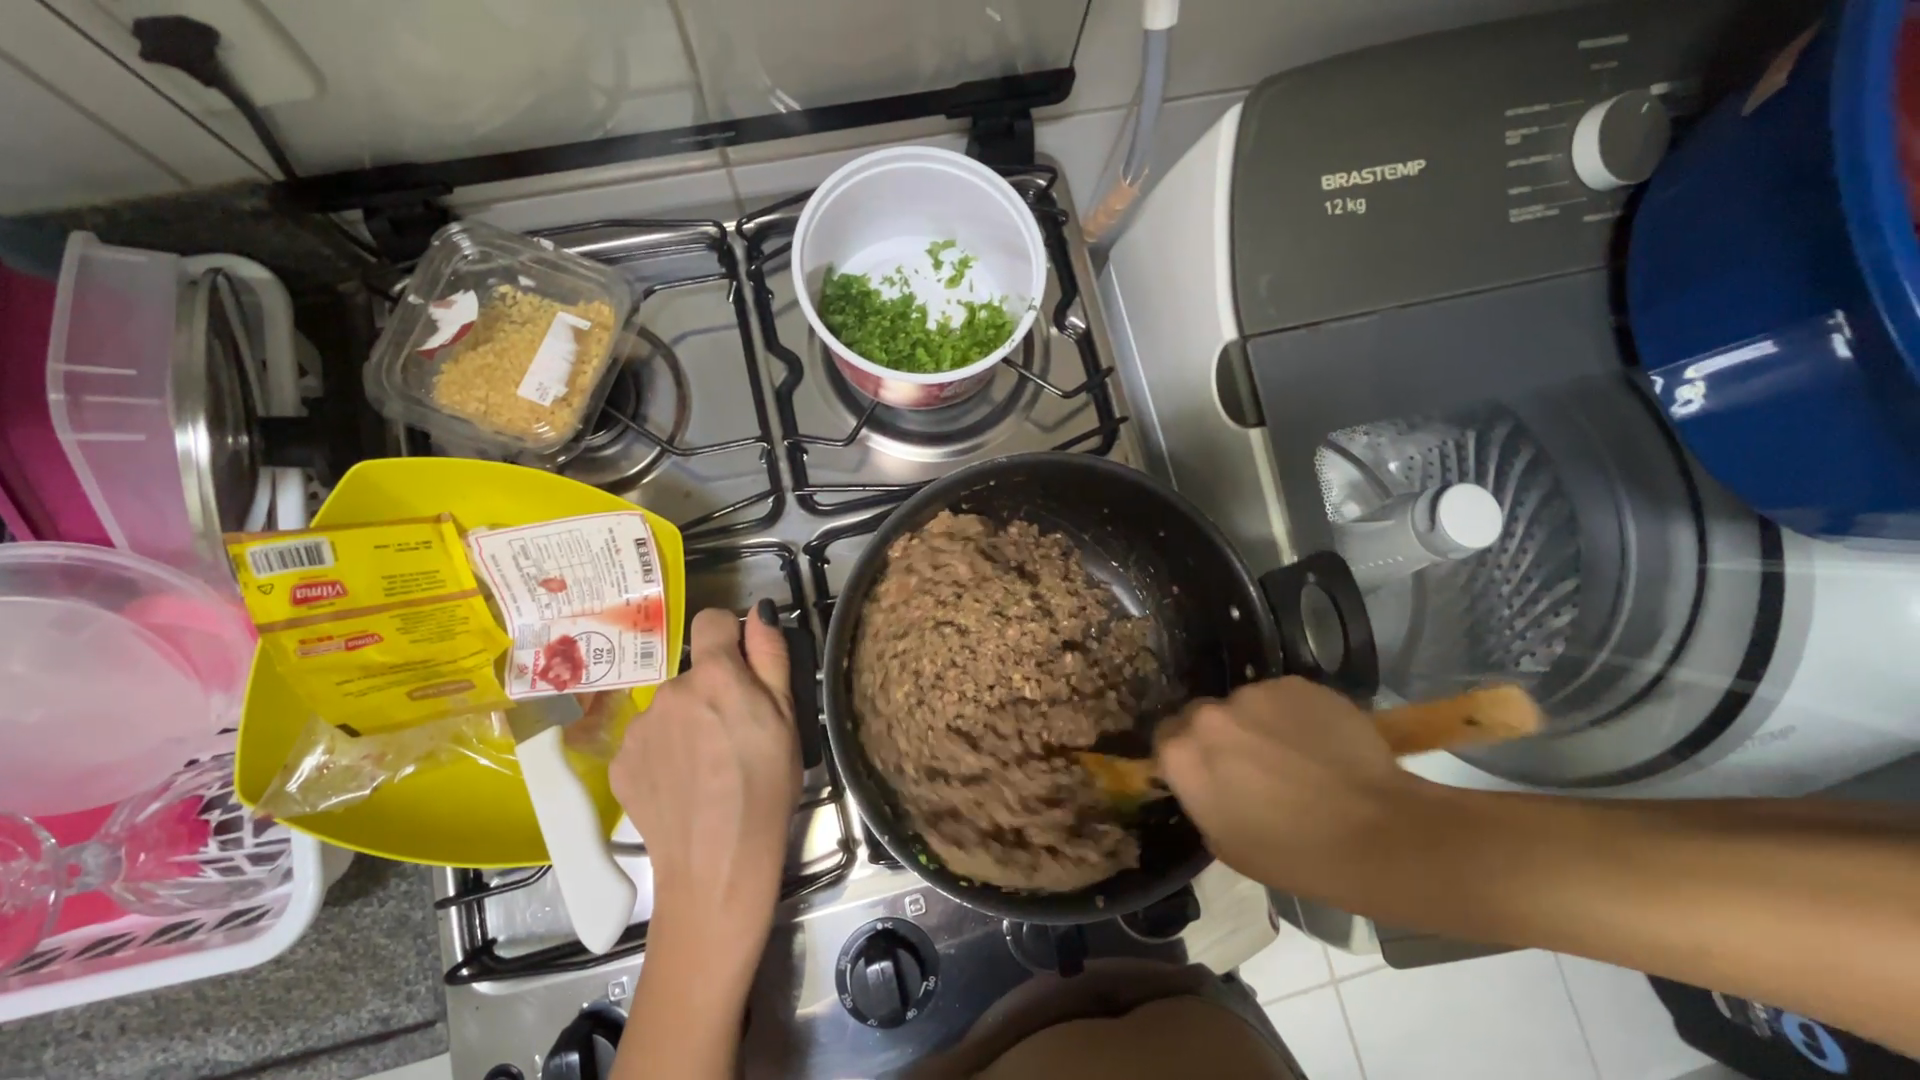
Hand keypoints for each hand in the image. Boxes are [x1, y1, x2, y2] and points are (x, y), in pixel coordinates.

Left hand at [610, 603, 800, 920]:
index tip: (743, 664)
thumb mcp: (789, 719)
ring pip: (668, 709)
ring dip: (686, 723)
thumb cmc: (766, 788)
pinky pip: (646, 742)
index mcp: (715, 676)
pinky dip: (664, 754)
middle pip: (692, 673)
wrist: (717, 863)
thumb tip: (758, 612)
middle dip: (712, 691)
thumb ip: (771, 657)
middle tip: (735, 735)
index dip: (730, 635)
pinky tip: (684, 785)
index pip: (712, 620)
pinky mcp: (620, 762)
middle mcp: (669, 691)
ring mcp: (638, 727)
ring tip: (709, 768)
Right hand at [1154, 676, 1435, 897]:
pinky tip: (1321, 744)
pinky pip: (1284, 698)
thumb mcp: (1224, 842)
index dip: (1186, 755)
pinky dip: (1295, 716)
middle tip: (1251, 764)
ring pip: (1246, 705)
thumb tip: (1210, 782)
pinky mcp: (1297, 684)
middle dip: (1220, 736)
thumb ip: (1203, 798)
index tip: (1208, 772)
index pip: (1165, 739)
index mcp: (1183, 756)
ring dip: (1259, 724)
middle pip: (1202, 716)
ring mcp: (1255, 694)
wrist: (1374, 833)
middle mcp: (1209, 714)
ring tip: (1296, 755)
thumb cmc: (1292, 855)